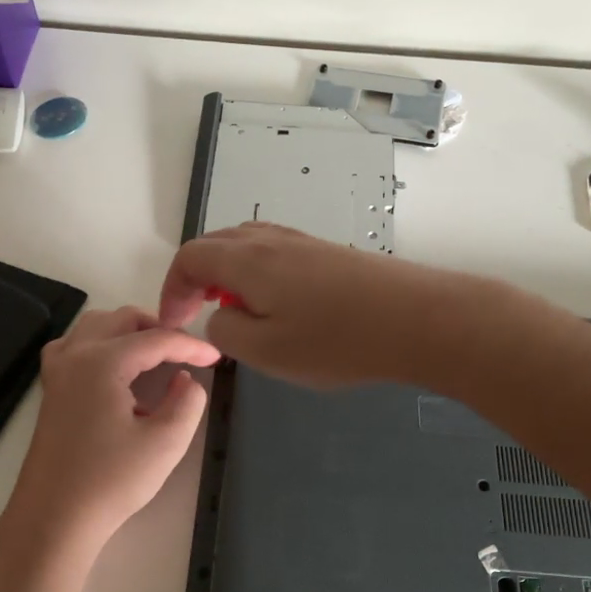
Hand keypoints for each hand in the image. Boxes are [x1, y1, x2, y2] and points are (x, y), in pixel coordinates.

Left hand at [11, 307, 221, 541]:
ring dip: (129, 331)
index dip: (191, 346)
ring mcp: (58, 371)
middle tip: (187, 354)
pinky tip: (116, 369)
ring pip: (96, 325)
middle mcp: (75, 354)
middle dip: (159, 329)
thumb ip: (188, 402)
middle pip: (123, 319)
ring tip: (155, 356)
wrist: (54, 519)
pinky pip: (76, 345)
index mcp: (102, 361)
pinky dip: (101, 343)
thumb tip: (187, 380)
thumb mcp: (165, 443)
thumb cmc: (110, 482)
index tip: (217, 358)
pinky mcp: (51, 389)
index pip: (156, 339)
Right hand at [159, 223, 495, 388]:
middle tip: (199, 316)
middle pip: (217, 243)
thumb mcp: (266, 351)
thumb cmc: (337, 340)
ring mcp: (304, 242)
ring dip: (228, 274)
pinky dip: (258, 273)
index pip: (190, 257)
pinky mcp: (329, 253)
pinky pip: (275, 253)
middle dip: (197, 279)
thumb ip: (226, 332)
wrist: (418, 318)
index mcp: (247, 259)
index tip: (174, 323)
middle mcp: (271, 240)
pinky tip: (280, 307)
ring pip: (248, 245)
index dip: (172, 289)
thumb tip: (219, 318)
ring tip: (237, 313)